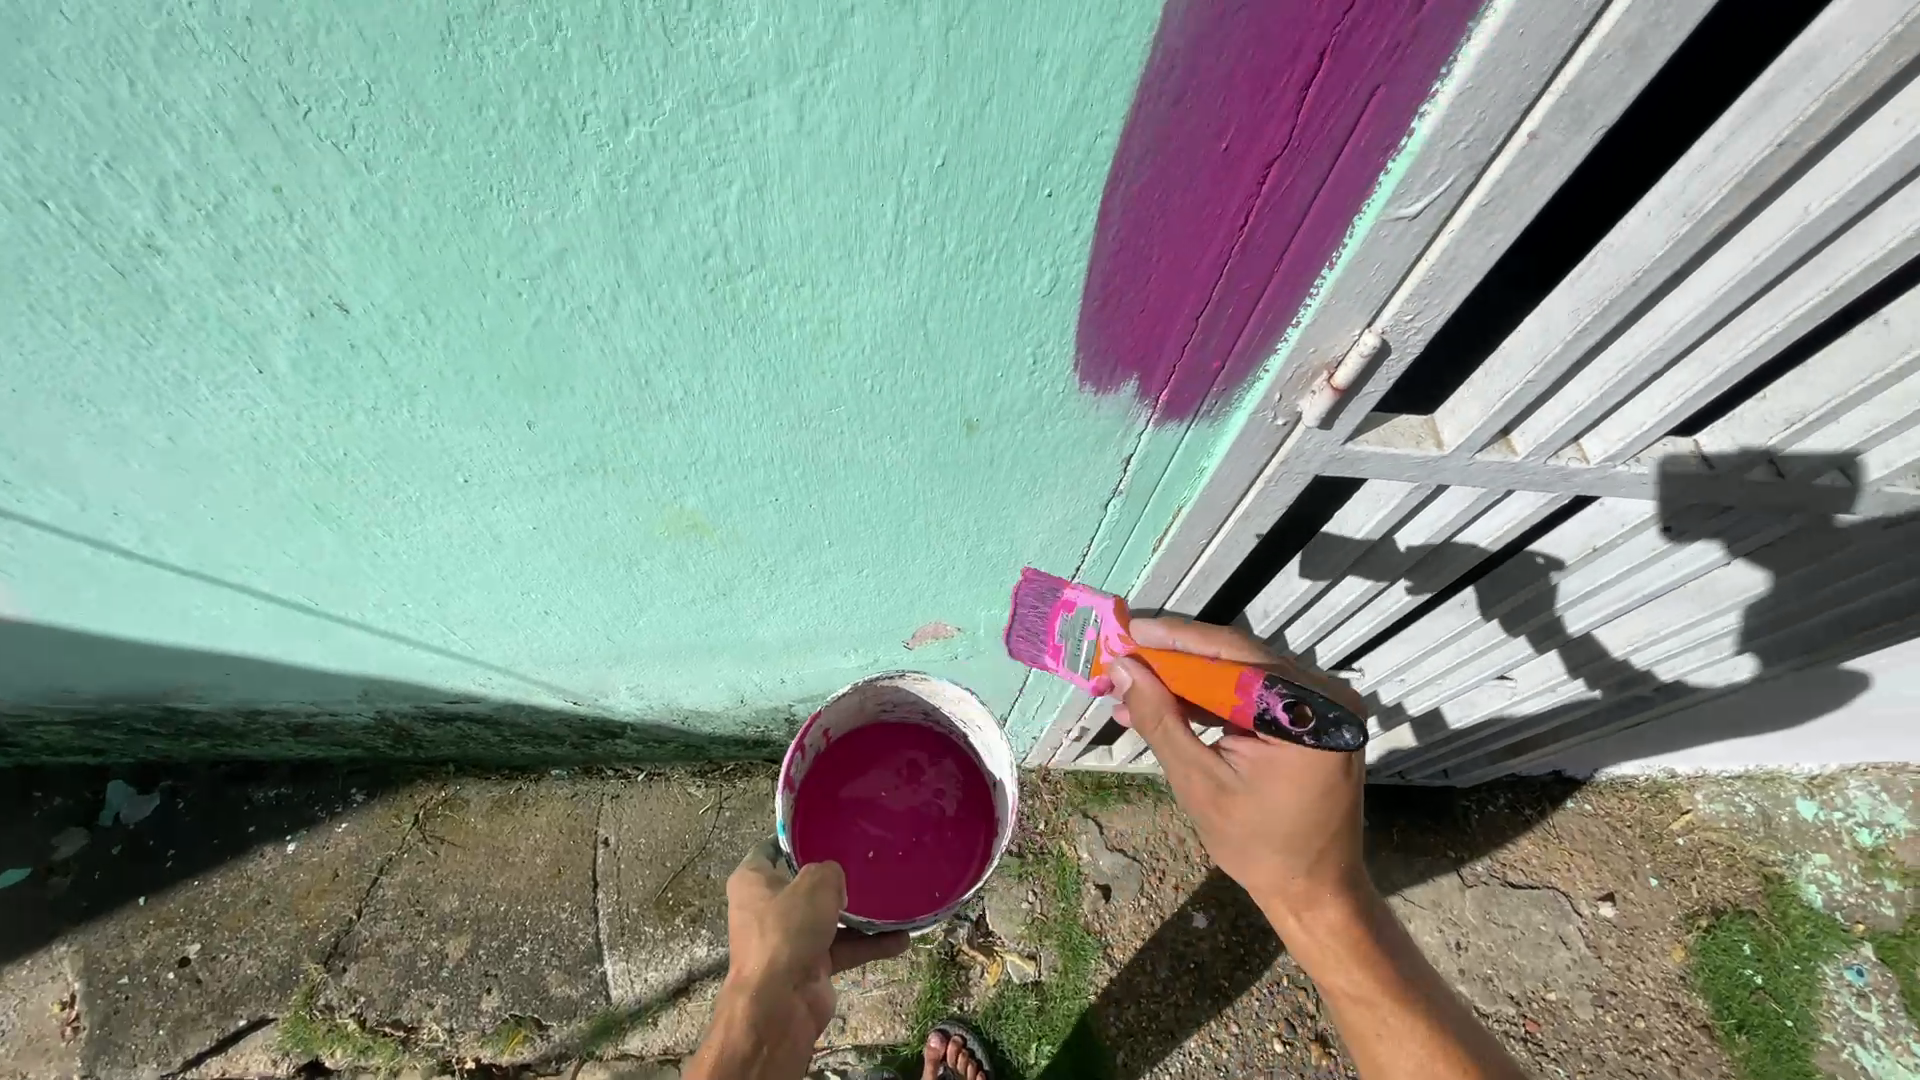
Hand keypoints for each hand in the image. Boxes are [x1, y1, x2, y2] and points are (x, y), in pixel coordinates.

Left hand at [685, 841, 908, 1079]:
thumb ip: (830, 871)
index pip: (772, 848)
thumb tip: (836, 884)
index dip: (797, 836)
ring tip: (892, 897)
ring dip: (859, 913)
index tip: (828, 826)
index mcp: (752, 880)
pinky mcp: (809, 965)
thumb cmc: (788, 930)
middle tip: (865, 860)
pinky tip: (901, 938)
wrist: (780, 1005)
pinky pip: (843, 947)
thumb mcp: (815, 883)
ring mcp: (788, 938)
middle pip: (804, 883)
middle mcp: (767, 907)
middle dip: (833, 876)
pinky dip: (869, 944)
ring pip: (828, 917)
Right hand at [1109, 618, 1372, 929]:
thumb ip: (1160, 719)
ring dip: (1184, 679)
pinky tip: (1163, 703)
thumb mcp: (1199, 781)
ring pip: (1237, 673)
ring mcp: (1320, 705)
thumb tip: (1121, 668)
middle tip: (1123, 654)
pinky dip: (1208, 698)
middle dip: (1172, 659)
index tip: (1128, 630)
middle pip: (1234, 658)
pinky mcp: (1309, 717)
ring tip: (1131, 683)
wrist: (1314, 890)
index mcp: (1308, 712)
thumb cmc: (1259, 846)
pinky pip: (1250, 694)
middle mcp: (1324, 697)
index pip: (1231, 654)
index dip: (1174, 640)